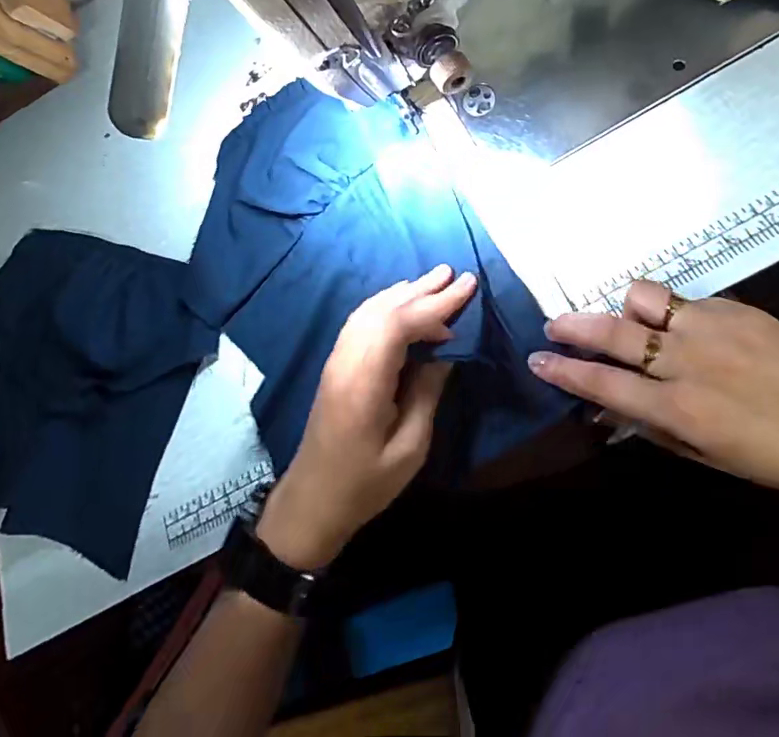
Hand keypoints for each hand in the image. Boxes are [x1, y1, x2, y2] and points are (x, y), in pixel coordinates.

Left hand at [256, 265, 477, 568]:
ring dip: (404, 293)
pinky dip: (387, 306)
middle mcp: (345, 362)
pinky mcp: (336, 366)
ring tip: (435, 280)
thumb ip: (427, 392)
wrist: (312, 503)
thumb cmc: (365, 484)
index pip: (398, 325)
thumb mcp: (410, 447)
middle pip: (384, 310)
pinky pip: (361, 321)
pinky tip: (403, 303)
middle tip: (455, 274)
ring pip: (369, 311)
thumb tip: (445, 351)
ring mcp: (336, 361)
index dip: (434, 304)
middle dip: (423, 290)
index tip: (467, 289)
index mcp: (364, 383)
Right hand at [527, 280, 778, 526]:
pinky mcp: (738, 308)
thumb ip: (650, 423)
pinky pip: (686, 300)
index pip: (603, 382)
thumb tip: (606, 402)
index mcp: (680, 408)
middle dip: (574, 326)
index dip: (564, 370)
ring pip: (646, 296)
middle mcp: (689, 360)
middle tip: (555, 325)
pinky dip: (672, 313)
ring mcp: (714, 325)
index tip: (537, 360)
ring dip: (628, 310)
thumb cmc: (769, 460)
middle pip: (614, 331)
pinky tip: (686, 330)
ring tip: (633, 324)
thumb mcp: (701, 454)